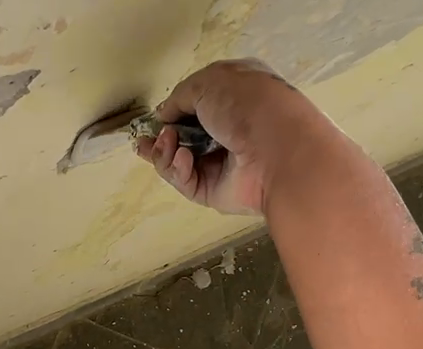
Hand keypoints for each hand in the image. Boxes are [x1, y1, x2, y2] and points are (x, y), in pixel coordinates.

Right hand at [135, 59, 335, 214]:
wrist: (275, 148)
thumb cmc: (246, 104)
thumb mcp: (208, 82)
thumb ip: (180, 97)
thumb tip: (163, 115)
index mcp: (232, 97)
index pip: (196, 104)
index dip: (173, 111)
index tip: (156, 117)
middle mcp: (227, 130)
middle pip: (183, 137)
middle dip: (161, 138)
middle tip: (148, 140)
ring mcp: (220, 164)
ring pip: (178, 162)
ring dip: (165, 152)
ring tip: (167, 144)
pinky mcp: (214, 191)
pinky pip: (186, 181)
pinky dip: (178, 170)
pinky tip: (182, 159)